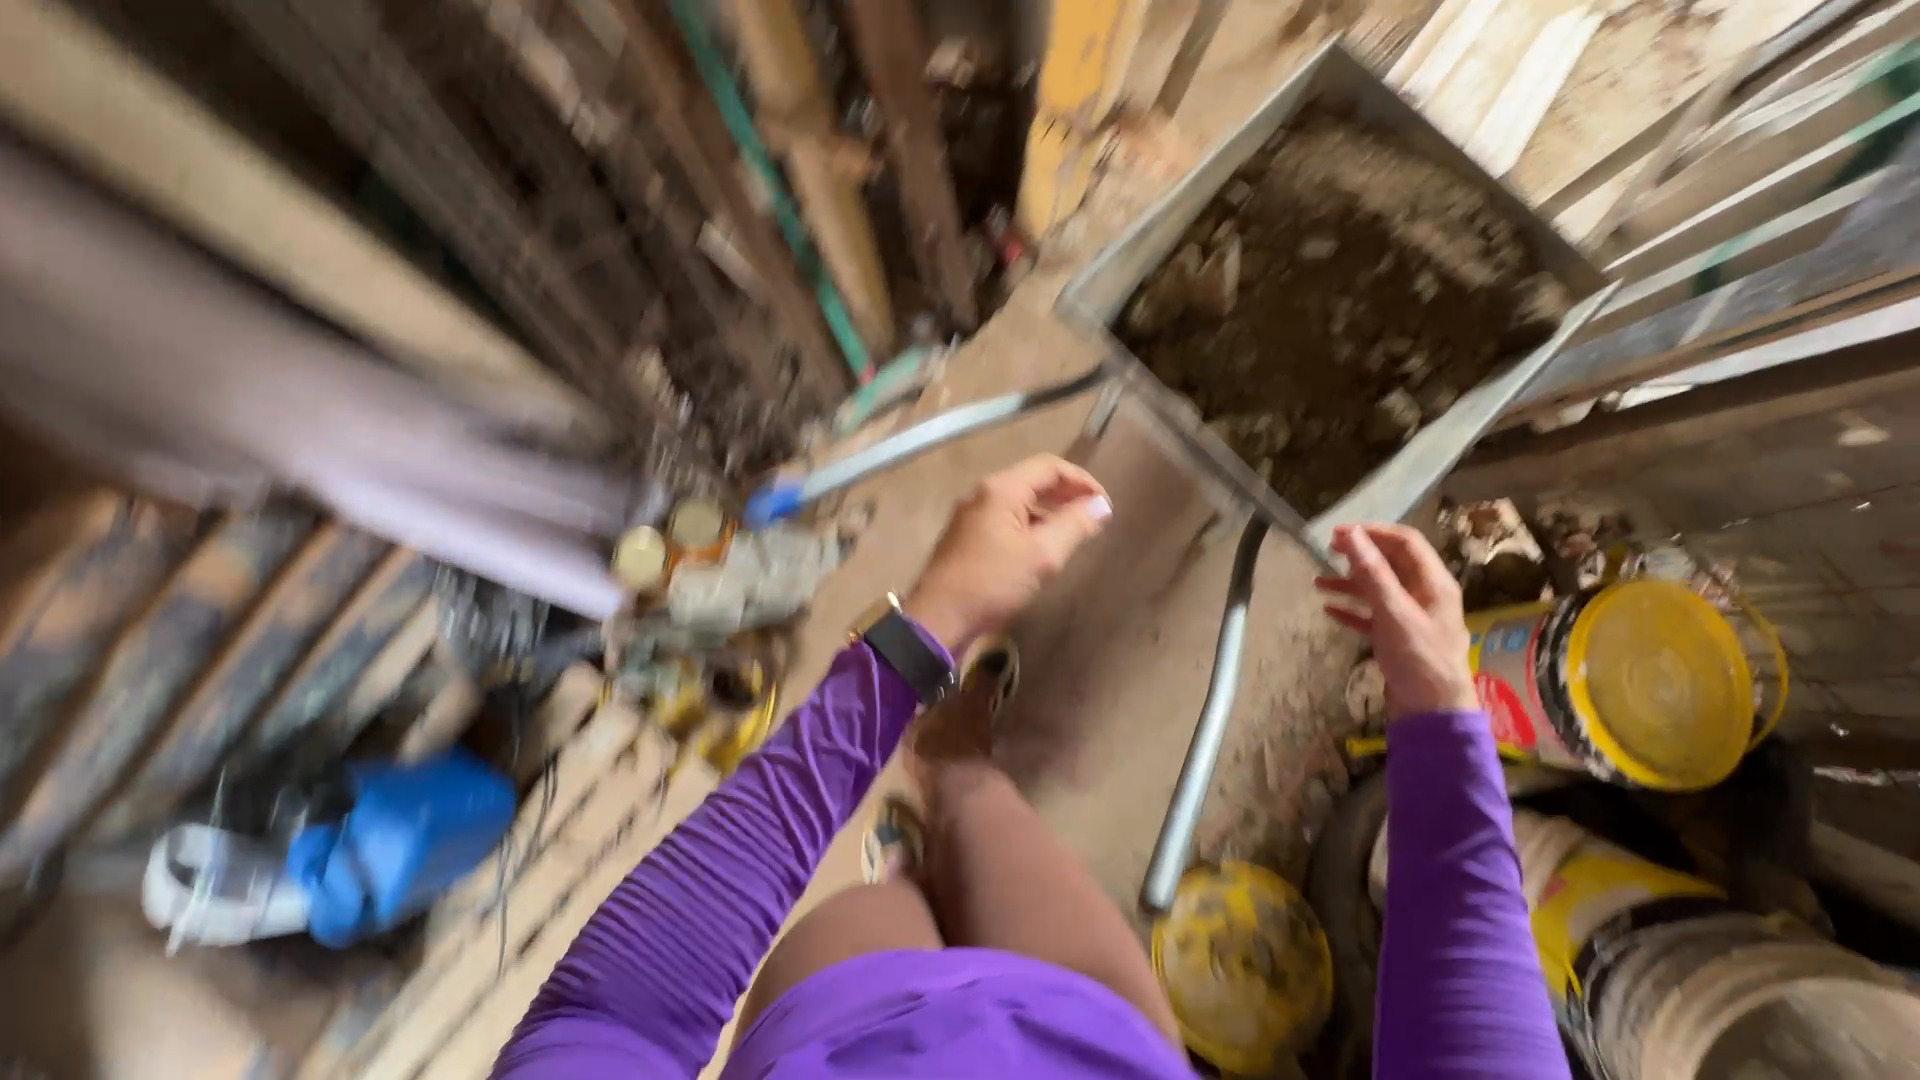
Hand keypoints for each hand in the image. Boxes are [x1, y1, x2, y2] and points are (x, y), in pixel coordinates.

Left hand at [904, 455, 1111, 652]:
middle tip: (1093, 515)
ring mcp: (971, 514)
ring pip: (1019, 501)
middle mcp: (983, 493)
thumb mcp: (1042, 556)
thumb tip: (1101, 505)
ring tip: (1074, 531)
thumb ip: (1075, 525)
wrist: (938, 618)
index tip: (1105, 504)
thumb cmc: (992, 583)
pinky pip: (1005, 519)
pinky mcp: (966, 536)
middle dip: (1066, 494)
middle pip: (1033, 480)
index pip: (1050, 466)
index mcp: (1001, 489)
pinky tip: (1042, 547)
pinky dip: (1030, 525)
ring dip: (1049, 511)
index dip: (1082, 481)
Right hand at [1315, 524, 1476, 720]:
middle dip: (1359, 554)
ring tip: (1319, 583)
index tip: (1337, 533)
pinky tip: (1329, 610)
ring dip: (1349, 582)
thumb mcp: (1393, 612)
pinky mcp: (1397, 637)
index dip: (1372, 532)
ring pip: (1378, 588)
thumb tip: (1351, 535)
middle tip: (1327, 551)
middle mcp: (1423, 594)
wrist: (1433, 710)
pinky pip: (1371, 614)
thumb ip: (1371, 573)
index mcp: (1432, 582)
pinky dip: (1351, 609)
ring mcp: (1410, 616)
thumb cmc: (1418, 657)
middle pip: (1390, 563)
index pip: (1405, 542)